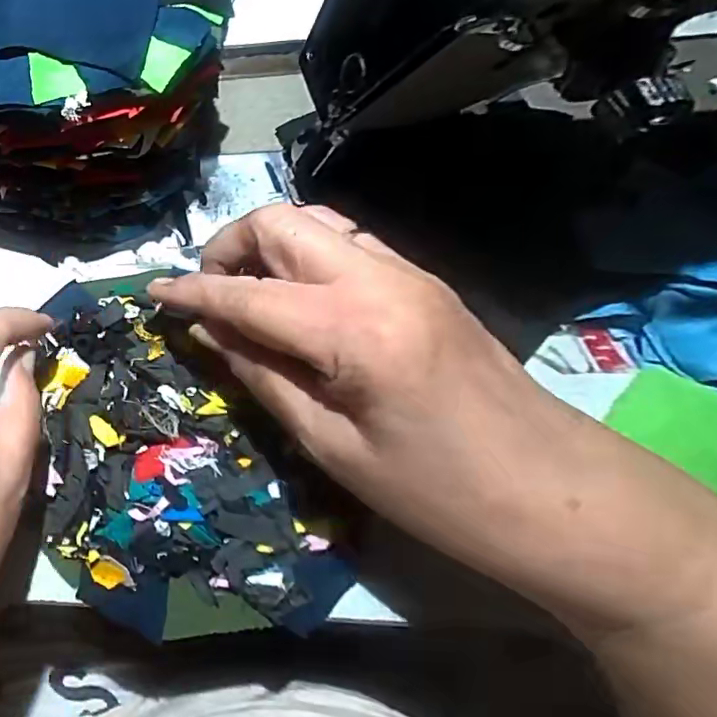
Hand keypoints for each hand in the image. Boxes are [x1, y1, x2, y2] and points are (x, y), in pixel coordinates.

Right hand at [148, 204, 716, 635]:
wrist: (564, 496)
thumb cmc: (441, 494)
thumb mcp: (333, 447)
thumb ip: (262, 375)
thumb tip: (210, 332)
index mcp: (352, 328)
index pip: (246, 292)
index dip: (191, 292)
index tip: (152, 294)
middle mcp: (378, 277)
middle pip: (279, 221)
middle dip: (228, 246)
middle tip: (207, 295)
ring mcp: (407, 271)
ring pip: (314, 220)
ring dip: (268, 244)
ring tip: (247, 292)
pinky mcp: (424, 279)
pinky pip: (347, 241)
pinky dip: (305, 254)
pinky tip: (298, 299)